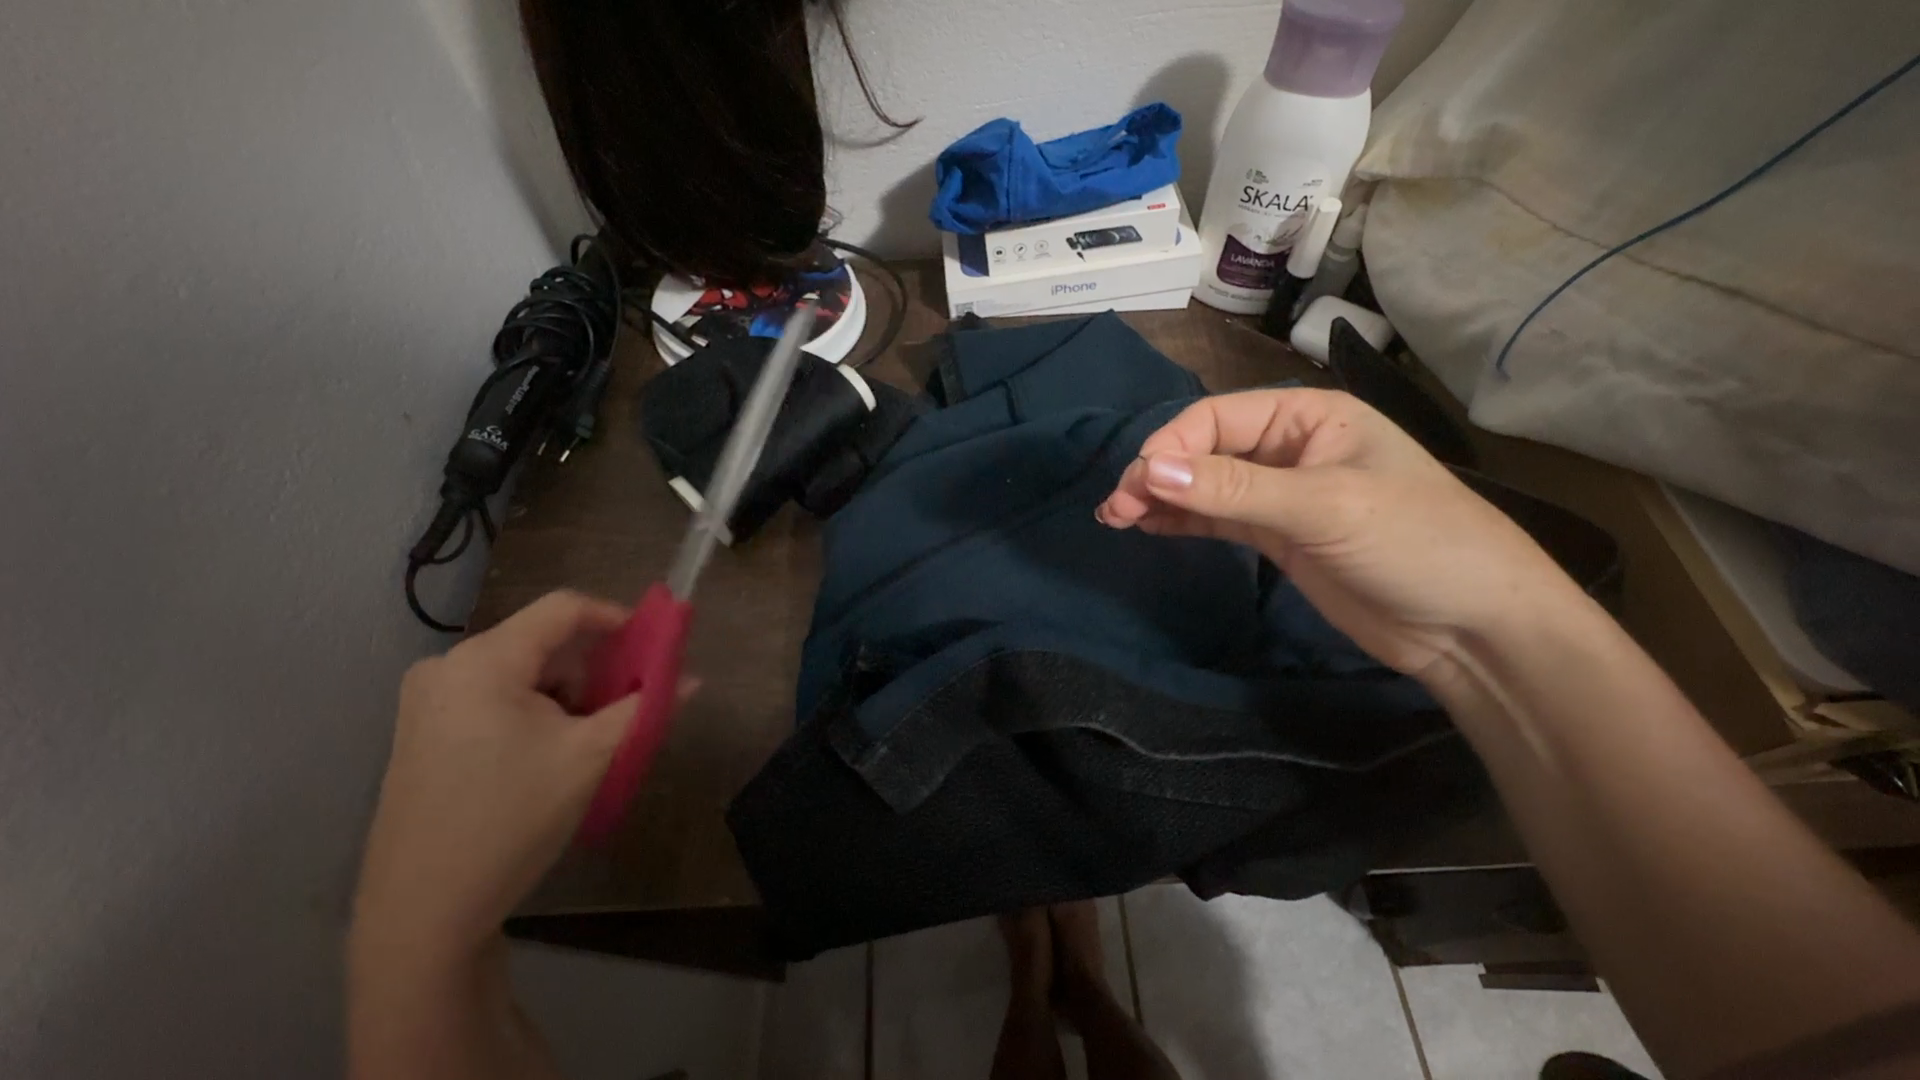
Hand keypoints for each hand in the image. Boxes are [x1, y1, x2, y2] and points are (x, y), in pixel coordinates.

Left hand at [351, 591, 636, 966]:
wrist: (423, 910)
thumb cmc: (512, 820)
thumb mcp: (590, 758)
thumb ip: (645, 708)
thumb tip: (692, 680)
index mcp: (484, 660)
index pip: (563, 609)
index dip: (616, 619)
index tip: (653, 649)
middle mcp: (446, 666)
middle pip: (541, 642)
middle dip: (592, 669)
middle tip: (625, 708)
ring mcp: (426, 700)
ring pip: (519, 673)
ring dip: (564, 695)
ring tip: (586, 744)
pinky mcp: (420, 732)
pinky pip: (492, 698)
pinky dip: (531, 712)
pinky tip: (545, 757)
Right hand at [1096, 388, 1581, 677]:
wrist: (1474, 628)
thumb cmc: (1415, 544)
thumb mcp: (1324, 507)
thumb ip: (1235, 490)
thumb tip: (1150, 472)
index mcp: (1311, 416)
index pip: (1219, 418)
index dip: (1172, 447)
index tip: (1137, 486)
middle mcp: (1293, 447)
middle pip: (1207, 450)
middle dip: (1160, 474)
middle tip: (1115, 509)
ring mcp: (1285, 495)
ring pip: (1207, 486)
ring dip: (1164, 498)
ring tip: (1117, 519)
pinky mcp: (1281, 539)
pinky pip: (1220, 519)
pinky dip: (1184, 522)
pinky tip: (1150, 527)